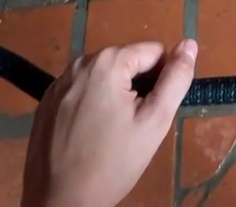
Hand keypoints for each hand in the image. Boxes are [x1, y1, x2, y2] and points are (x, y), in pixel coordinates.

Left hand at [22, 39, 197, 206]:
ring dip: (114, 96)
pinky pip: (81, 91)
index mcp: (108, 61)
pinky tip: (88, 136)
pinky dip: (91, 106)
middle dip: (136, 88)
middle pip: (127, 62)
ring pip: (104, 77)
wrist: (59, 205)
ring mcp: (59, 83)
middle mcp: (80, 63)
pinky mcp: (46, 103)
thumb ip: (176, 79)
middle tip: (132, 127)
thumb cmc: (111, 164)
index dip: (160, 82)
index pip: (154, 53)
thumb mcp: (154, 122)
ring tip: (110, 133)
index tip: (149, 113)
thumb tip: (189, 44)